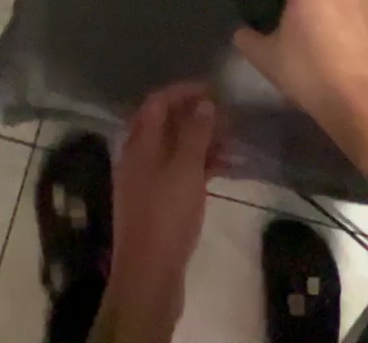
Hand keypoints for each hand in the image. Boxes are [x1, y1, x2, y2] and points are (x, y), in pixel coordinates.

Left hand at [107, 81, 220, 311]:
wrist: (148, 278)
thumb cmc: (166, 216)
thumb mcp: (185, 170)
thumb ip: (195, 133)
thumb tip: (203, 102)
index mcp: (138, 145)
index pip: (157, 103)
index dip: (183, 91)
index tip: (213, 89)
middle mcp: (137, 158)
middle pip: (164, 125)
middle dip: (194, 115)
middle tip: (225, 115)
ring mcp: (145, 182)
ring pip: (173, 149)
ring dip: (199, 141)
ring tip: (230, 141)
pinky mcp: (156, 204)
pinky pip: (177, 172)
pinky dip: (197, 165)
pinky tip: (222, 168)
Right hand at [232, 0, 367, 159]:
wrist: (366, 102)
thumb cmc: (310, 74)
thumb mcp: (266, 60)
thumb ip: (247, 38)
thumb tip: (243, 30)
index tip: (273, 10)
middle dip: (308, 3)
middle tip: (302, 35)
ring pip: (343, 1)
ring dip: (335, 15)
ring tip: (332, 50)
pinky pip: (365, 20)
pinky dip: (358, 31)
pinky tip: (354, 59)